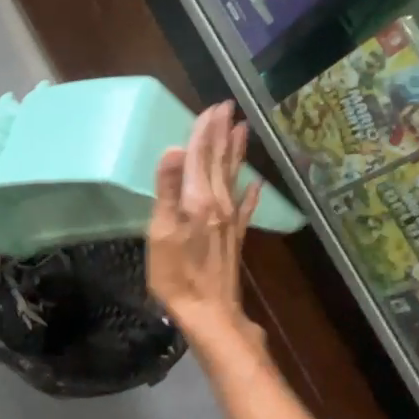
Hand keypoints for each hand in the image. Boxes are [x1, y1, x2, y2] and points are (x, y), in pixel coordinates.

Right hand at [147, 101, 263, 348]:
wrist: (208, 312)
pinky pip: (244, 206)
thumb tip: (175, 150)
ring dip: (235, 153)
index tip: (211, 107)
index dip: (203, 131)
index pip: (199, 157)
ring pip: (232, 177)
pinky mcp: (233, 237)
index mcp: (198, 199)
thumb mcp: (161, 232)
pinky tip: (256, 183)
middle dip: (221, 134)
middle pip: (219, 162)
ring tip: (241, 130)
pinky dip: (250, 191)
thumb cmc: (176, 275)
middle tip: (227, 107)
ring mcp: (229, 221)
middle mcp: (218, 203)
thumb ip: (168, 190)